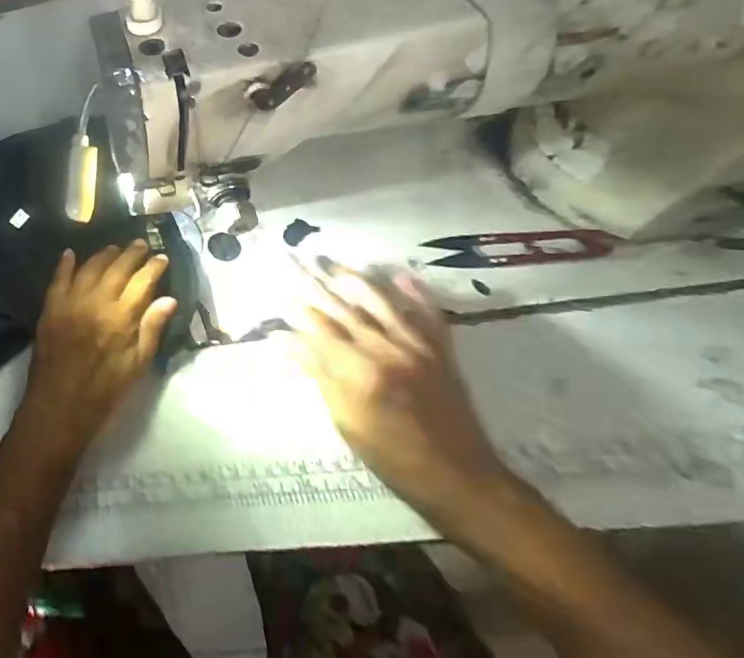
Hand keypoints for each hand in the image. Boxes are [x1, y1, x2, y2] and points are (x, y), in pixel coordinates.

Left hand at [19, 242, 178, 449]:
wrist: (58, 409)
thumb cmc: (104, 394)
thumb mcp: (137, 367)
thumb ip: (151, 330)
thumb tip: (168, 299)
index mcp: (121, 318)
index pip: (142, 282)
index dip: (154, 267)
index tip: (162, 258)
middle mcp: (96, 302)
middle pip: (117, 268)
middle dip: (131, 254)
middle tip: (141, 244)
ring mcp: (70, 302)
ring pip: (89, 268)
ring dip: (103, 255)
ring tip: (115, 248)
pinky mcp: (49, 308)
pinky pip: (58, 278)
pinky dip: (65, 264)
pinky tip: (71, 253)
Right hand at [284, 262, 514, 521]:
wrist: (461, 481)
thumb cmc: (392, 457)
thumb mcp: (345, 421)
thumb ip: (319, 375)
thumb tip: (288, 342)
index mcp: (359, 370)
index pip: (321, 327)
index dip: (299, 310)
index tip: (282, 294)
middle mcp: (387, 349)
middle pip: (346, 308)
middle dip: (319, 285)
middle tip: (298, 262)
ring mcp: (417, 348)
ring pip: (382, 302)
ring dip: (357, 280)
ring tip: (336, 264)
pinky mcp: (442, 353)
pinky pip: (428, 315)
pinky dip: (415, 294)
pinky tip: (400, 276)